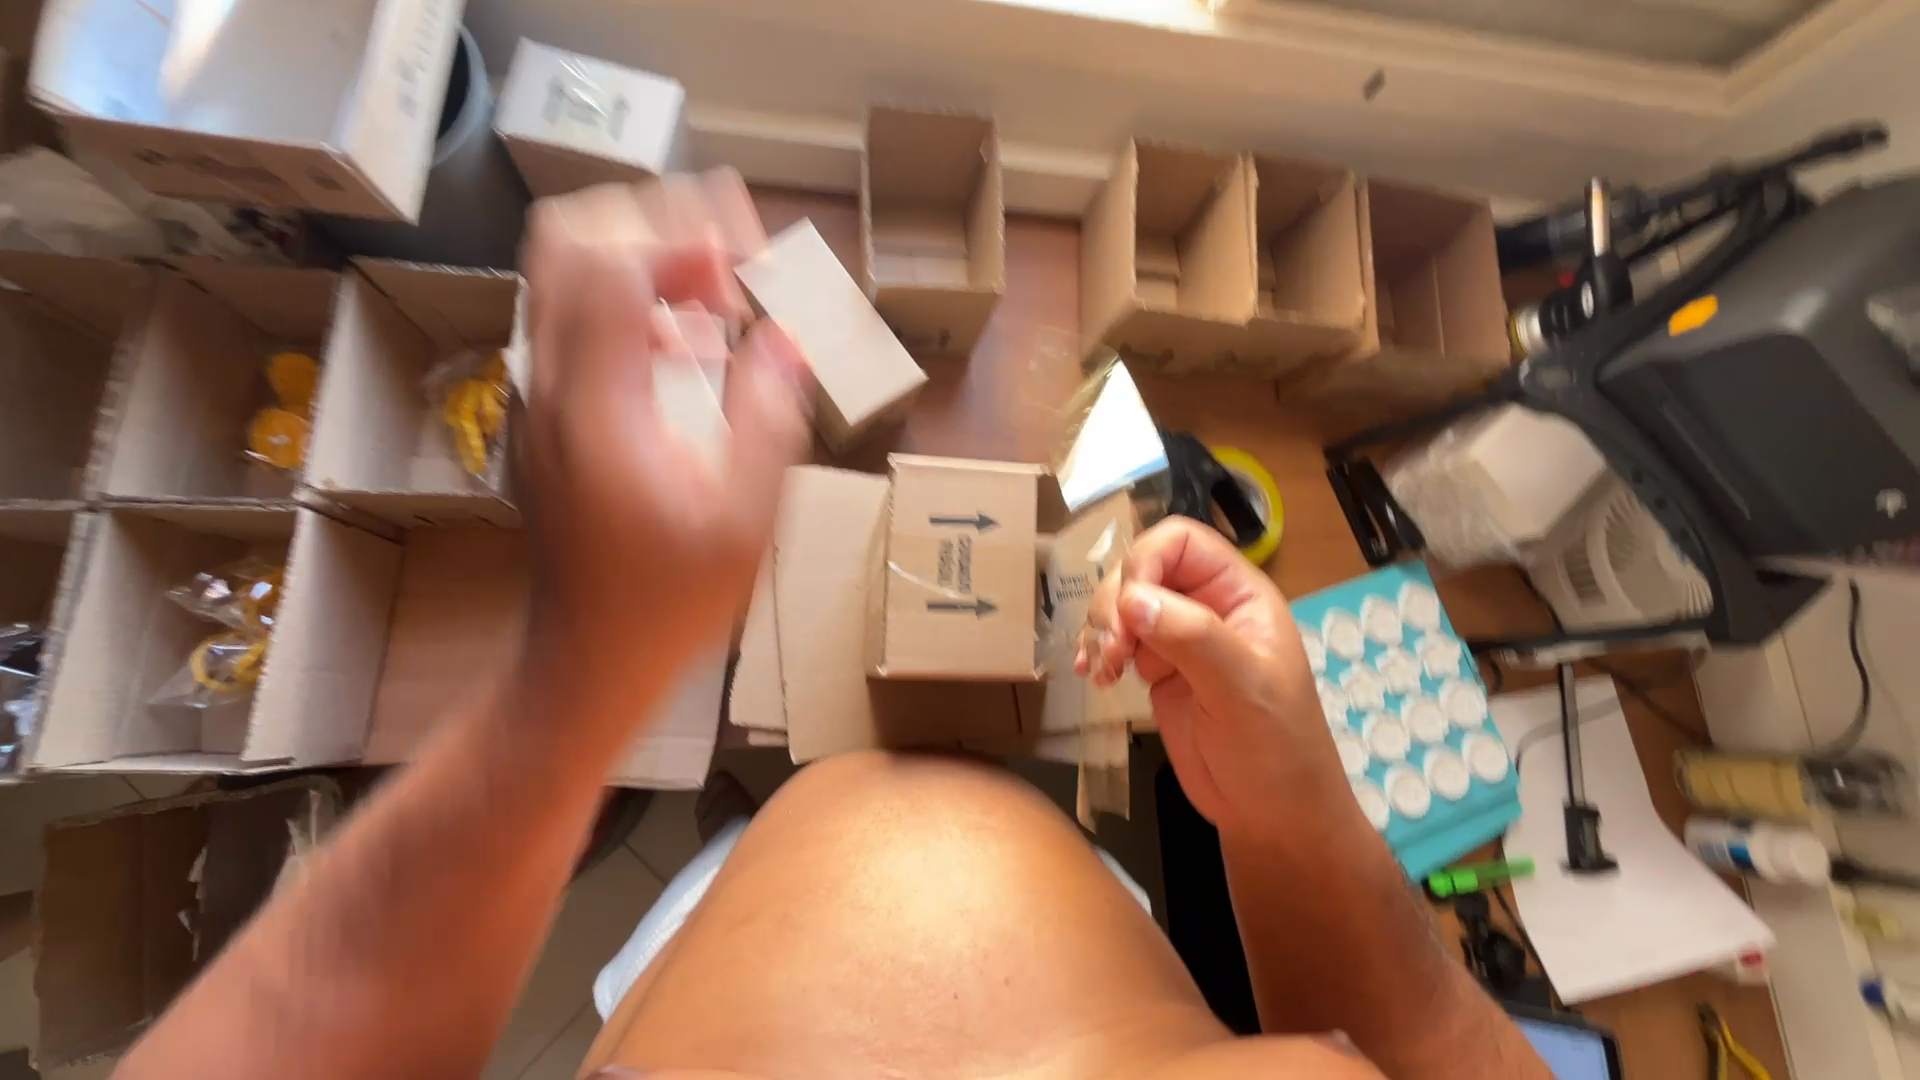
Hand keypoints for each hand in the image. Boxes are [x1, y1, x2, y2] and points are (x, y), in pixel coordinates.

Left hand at [517, 174, 811, 708]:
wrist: (585, 661)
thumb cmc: (667, 604)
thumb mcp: (744, 523)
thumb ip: (766, 421)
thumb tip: (786, 342)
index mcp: (596, 407)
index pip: (613, 265)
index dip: (685, 241)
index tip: (747, 267)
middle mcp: (550, 386)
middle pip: (572, 242)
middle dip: (657, 227)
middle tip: (730, 263)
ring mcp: (539, 399)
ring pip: (566, 275)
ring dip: (645, 263)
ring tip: (718, 299)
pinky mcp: (548, 417)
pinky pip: (577, 324)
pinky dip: (633, 307)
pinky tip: (689, 351)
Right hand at [1076, 518, 1363, 842]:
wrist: (1271, 814)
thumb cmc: (1275, 749)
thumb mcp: (1241, 689)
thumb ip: (1191, 637)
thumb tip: (1131, 599)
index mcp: (1238, 594)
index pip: (1181, 542)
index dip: (1145, 561)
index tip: (1128, 609)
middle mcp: (1205, 606)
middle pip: (1141, 569)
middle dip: (1115, 604)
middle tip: (1112, 652)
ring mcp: (1178, 638)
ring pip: (1121, 604)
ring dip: (1100, 629)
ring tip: (1102, 670)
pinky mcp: (1157, 668)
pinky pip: (1115, 640)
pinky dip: (1096, 652)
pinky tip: (1094, 677)